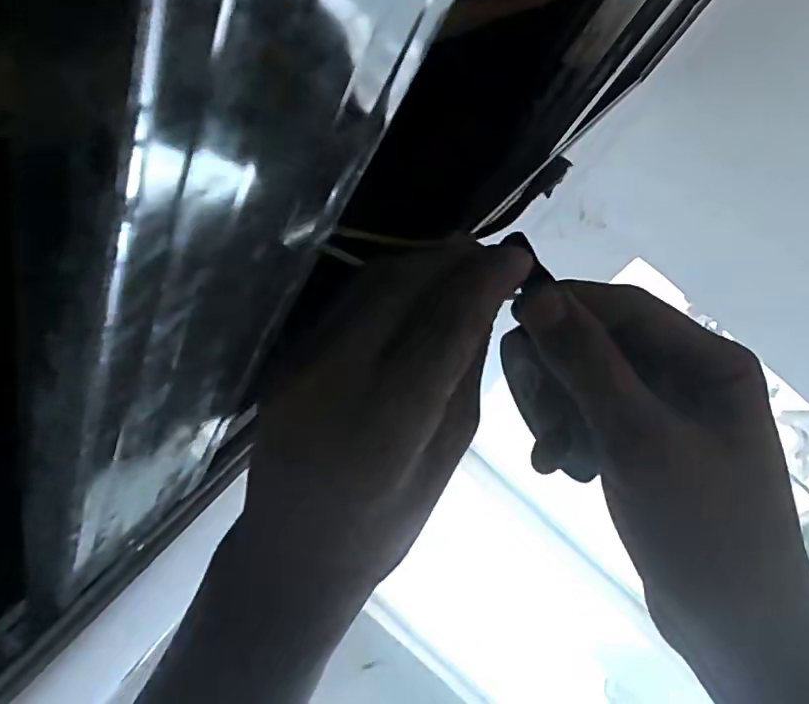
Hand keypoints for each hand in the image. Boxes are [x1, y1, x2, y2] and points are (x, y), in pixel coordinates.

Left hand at [139, 241, 529, 703]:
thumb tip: (486, 302)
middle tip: (495, 251)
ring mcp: (302, 363)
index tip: (519, 258)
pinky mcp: (290, 354)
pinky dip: (398, 278)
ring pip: (374, 282)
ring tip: (467, 257)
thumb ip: (466, 371)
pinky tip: (426, 280)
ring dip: (426, 261)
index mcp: (384, 424)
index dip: (485, 283)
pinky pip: (354, 297)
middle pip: (402, 287)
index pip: (444, 327)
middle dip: (456, 259)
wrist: (289, 556)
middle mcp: (333, 382)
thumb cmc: (387, 522)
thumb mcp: (449, 451)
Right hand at [509, 278, 808, 703]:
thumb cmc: (703, 528)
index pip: (629, 307)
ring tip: (552, 452)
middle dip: (562, 371)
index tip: (515, 317)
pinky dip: (574, 435)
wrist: (739, 632)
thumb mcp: (640, 440)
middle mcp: (693, 374)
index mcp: (711, 358)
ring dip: (562, 409)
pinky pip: (599, 417)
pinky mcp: (651, 445)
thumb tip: (539, 296)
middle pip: (606, 343)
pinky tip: (562, 468)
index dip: (571, 304)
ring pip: (595, 381)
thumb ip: (589, 364)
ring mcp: (671, 411)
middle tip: (535, 412)